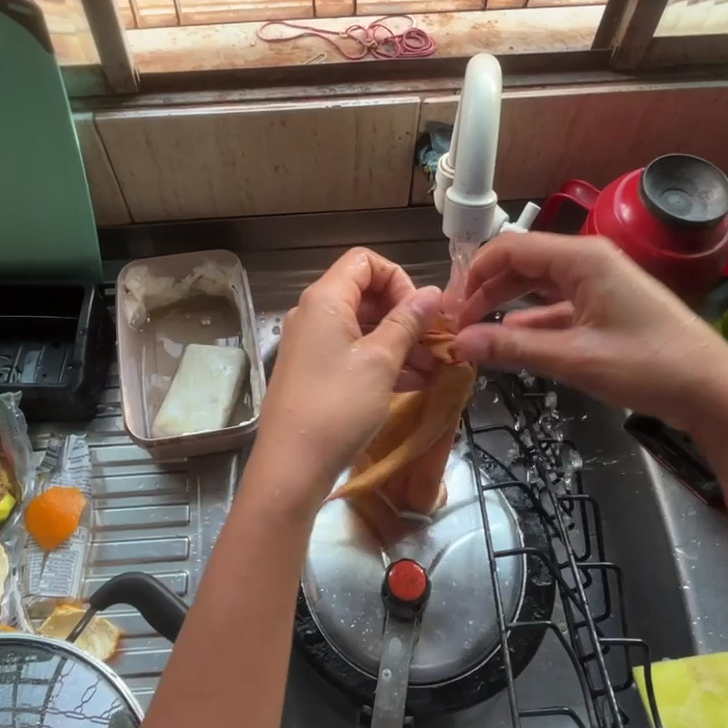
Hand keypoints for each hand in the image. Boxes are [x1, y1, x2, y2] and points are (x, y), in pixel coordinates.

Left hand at [254, 249, 441, 504]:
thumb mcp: (381, 362)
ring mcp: (310, 343)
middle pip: (365, 293)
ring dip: (399, 341)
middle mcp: (312, 313)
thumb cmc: (338, 406)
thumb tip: (431, 293)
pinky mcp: (312, 371)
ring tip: (433, 368)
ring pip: (362, 326)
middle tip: (436, 343)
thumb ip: (407, 322)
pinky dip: (381, 360)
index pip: (365, 261)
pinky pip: (352, 352)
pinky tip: (412, 383)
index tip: (420, 312)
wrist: (291, 465)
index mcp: (325, 299)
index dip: (398, 279)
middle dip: (404, 314)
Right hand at [450, 233, 727, 432]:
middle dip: (484, 291)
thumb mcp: (575, 359)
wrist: (714, 392)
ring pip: (535, 285)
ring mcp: (598, 283)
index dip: (473, 274)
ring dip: (504, 306)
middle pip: (520, 264)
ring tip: (475, 334)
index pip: (509, 248)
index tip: (450, 308)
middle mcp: (587, 261)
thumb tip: (459, 344)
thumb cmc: (649, 366)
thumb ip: (513, 350)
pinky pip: (555, 306)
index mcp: (581, 258)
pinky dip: (529, 322)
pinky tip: (509, 343)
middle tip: (456, 324)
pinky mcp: (604, 306)